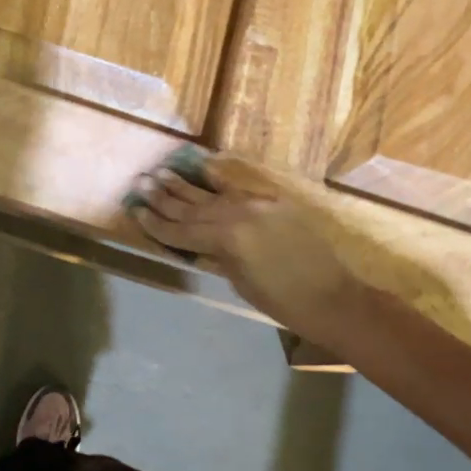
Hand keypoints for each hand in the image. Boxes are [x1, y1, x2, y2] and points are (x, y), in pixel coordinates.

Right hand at [128, 158, 364, 339]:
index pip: (181, 231)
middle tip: (140, 183)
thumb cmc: (283, 303)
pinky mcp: (273, 201)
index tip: (136, 211)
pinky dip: (218, 180)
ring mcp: (256, 203)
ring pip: (211, 194)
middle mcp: (237, 214)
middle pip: (192, 207)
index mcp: (226, 240)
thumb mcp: (240, 280)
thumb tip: (200, 240)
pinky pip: (238, 188)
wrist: (333, 297)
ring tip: (160, 173)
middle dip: (164, 197)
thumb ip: (216, 254)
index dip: (156, 223)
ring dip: (184, 185)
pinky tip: (202, 167)